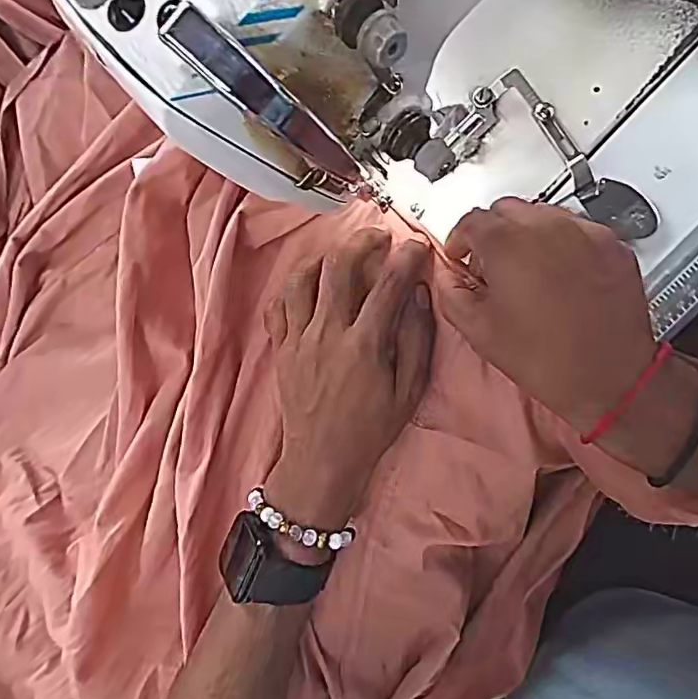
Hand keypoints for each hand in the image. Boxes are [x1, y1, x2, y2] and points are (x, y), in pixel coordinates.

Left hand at [264, 230, 434, 540]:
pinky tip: (309, 285)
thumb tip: (418, 295)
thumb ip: (416, 339)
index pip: (388, 285)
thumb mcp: (409, 391)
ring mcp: (299, 339)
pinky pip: (279, 304)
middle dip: (361, 241)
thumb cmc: (370, 429)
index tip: (416, 247)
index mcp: (364, 345)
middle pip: (339, 267)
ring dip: (323, 257)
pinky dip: (293, 287)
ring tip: (340, 254)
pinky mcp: (281, 348)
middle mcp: (328, 334)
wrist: (321, 461)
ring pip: (302, 278)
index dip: (406, 258)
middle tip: (378, 237)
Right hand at [437, 199, 668, 433]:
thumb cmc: (549, 359)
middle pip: (506, 210)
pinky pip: (578, 229)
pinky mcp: (611, 245)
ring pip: (543, 214)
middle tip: (491, 264)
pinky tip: (561, 273)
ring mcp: (583, 233)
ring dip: (528, 234)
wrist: (608, 377)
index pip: (472, 221)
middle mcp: (546, 229)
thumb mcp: (479, 331)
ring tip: (528, 270)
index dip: (460, 239)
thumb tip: (449, 277)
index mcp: (507, 244)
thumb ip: (452, 293)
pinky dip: (564, 243)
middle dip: (493, 233)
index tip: (461, 254)